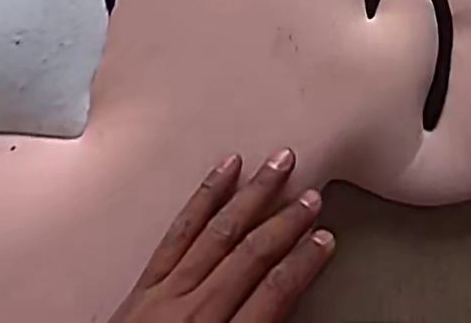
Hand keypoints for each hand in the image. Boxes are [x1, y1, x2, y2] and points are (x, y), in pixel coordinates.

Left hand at [108, 149, 334, 322]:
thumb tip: (288, 309)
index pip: (272, 295)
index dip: (303, 263)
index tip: (325, 238)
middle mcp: (192, 313)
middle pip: (250, 254)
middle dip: (286, 221)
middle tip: (313, 195)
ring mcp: (164, 293)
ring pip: (219, 228)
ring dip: (254, 192)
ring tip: (278, 162)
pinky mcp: (144, 282)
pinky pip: (179, 229)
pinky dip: (206, 194)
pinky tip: (226, 168)